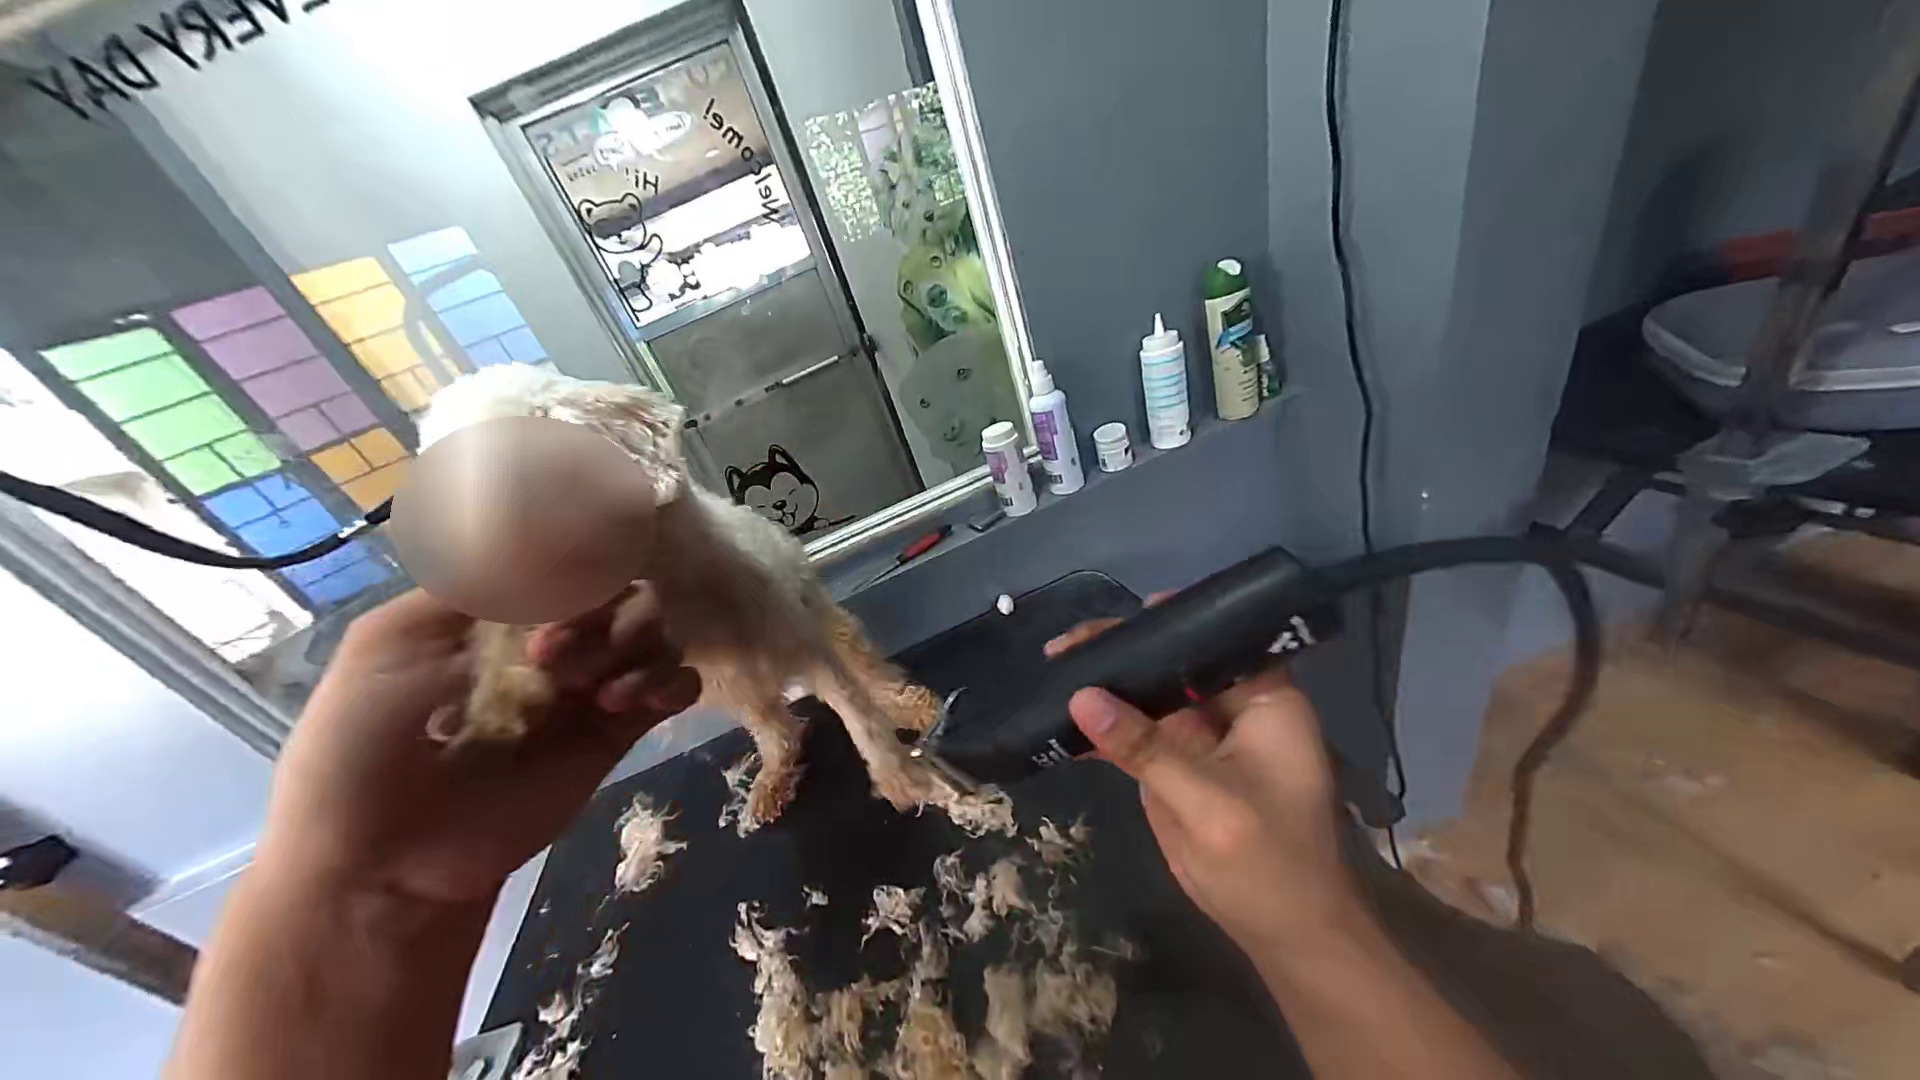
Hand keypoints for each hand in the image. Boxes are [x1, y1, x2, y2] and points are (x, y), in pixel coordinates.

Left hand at [255, 585, 701, 906]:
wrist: (387, 859)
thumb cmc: (365, 747)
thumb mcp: (394, 643)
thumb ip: (474, 585)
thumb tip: (558, 545)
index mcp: (508, 611)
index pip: (574, 560)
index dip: (581, 562)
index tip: (562, 588)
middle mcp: (560, 638)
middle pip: (625, 591)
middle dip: (601, 616)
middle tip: (549, 658)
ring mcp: (593, 684)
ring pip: (658, 632)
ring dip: (637, 648)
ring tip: (594, 694)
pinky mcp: (621, 728)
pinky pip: (679, 685)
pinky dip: (672, 683)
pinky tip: (630, 705)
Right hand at [1049, 620, 1358, 953]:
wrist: (1283, 935)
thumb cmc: (1272, 865)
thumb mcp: (1211, 803)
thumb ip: (1147, 748)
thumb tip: (1081, 697)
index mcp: (1262, 697)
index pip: (1218, 636)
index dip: (1174, 617)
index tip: (1123, 614)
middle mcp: (1228, 704)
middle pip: (1171, 658)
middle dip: (1122, 646)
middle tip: (1066, 645)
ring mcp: (1195, 732)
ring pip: (1145, 692)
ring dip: (1103, 681)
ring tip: (1053, 664)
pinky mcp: (1170, 761)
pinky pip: (1129, 731)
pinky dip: (1097, 725)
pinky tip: (1056, 718)